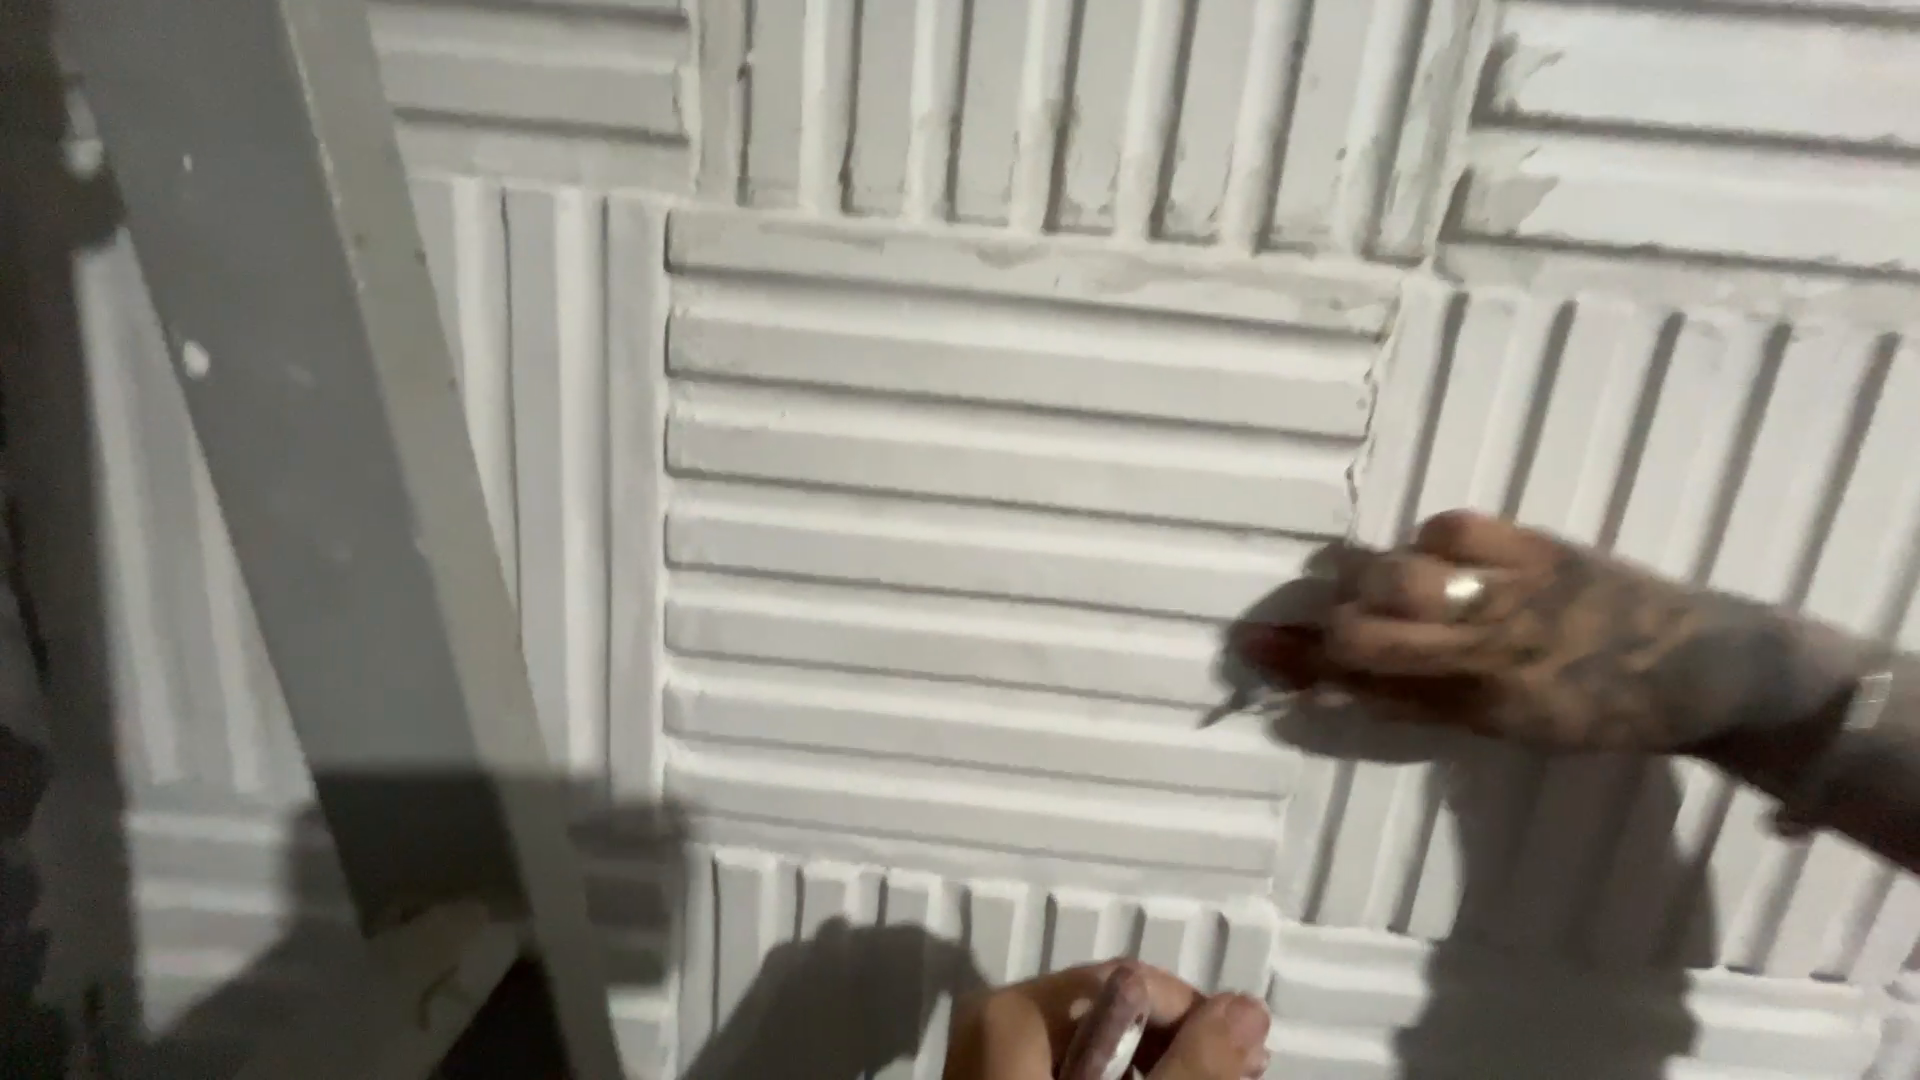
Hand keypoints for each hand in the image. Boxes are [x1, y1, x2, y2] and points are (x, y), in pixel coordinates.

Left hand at [943, 960, 1269, 1079]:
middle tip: (1234, 1077)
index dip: (1191, 1015)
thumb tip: (1248, 1006)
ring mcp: (990, 1055)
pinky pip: (1068, 1063)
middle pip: (1107, 1005)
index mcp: (1012, 1014)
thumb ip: (1193, 1072)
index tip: (1247, 1061)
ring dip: (1153, 1067)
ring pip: (1093, 1037)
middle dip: (1174, 1044)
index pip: (1123, 981)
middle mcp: (992, 1019)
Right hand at [1239, 510, 1862, 752]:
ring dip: (1365, 578)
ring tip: (1371, 581)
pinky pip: (1451, 527)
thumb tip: (1329, 687)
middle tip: (1324, 619)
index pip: (1361, 681)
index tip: (1251, 647)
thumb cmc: (1596, 712)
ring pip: (1397, 574)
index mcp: (1479, 701)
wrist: (1713, 669)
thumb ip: (1409, 703)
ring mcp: (1512, 591)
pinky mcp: (1538, 546)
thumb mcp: (1503, 728)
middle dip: (1324, 621)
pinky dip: (1428, 541)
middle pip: (1365, 625)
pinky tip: (1436, 555)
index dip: (1300, 664)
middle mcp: (1486, 647)